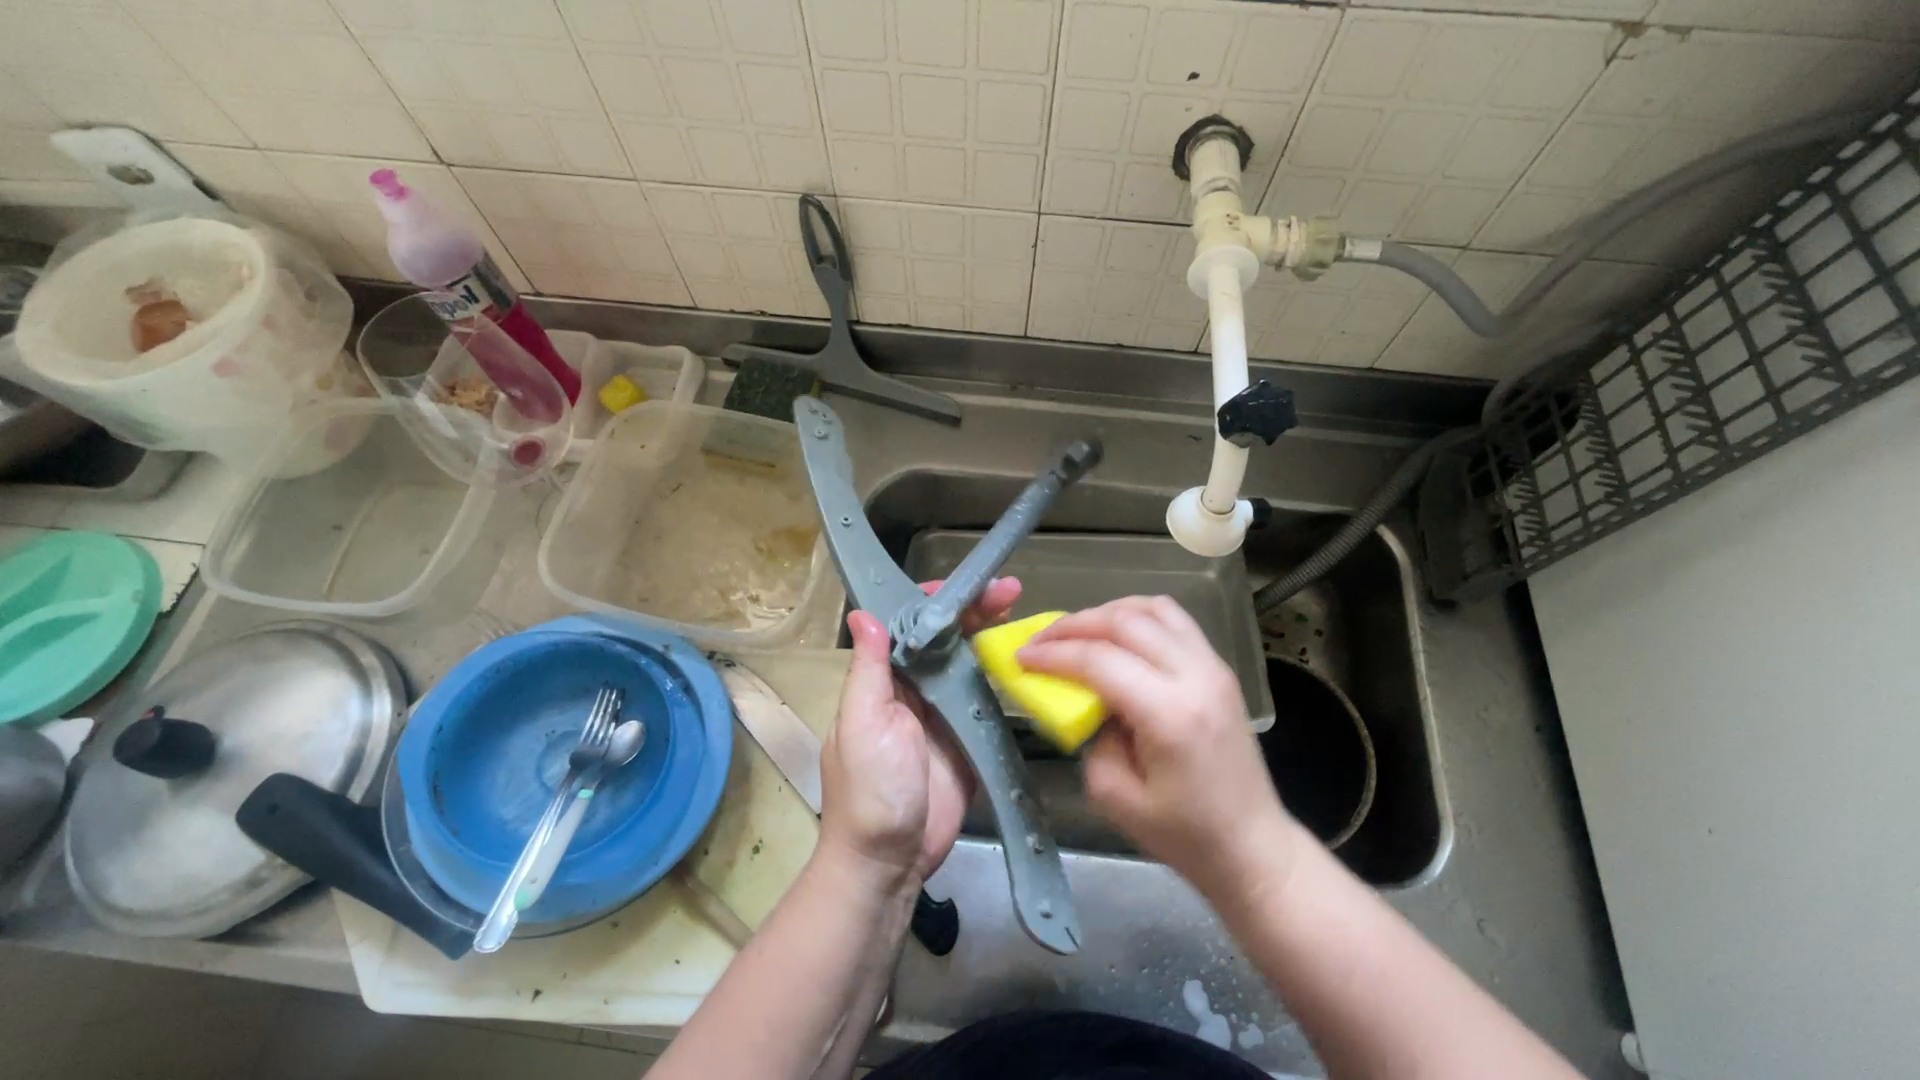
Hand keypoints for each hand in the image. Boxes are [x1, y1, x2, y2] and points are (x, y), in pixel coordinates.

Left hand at [817, 578, 1019, 891]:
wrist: (890, 860)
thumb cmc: (869, 791)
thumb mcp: (861, 725)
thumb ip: (869, 671)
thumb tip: (863, 613)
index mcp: (882, 681)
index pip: (908, 627)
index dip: (933, 602)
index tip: (961, 583)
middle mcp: (914, 690)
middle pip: (946, 640)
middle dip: (973, 611)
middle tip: (1009, 589)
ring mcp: (944, 714)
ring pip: (969, 664)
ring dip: (992, 635)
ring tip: (1022, 610)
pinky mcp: (970, 739)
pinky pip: (987, 700)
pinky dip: (1005, 676)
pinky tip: (1028, 658)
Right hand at [1018, 596, 1305, 900]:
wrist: (1250, 844)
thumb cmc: (1183, 833)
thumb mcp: (1114, 797)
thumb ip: (1091, 738)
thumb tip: (1084, 699)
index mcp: (1169, 714)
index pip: (1100, 660)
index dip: (1054, 653)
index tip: (1021, 656)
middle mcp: (1195, 677)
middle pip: (1125, 622)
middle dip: (1074, 624)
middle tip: (1040, 640)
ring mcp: (1213, 667)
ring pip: (1153, 609)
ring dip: (1107, 613)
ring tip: (1077, 633)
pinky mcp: (1219, 669)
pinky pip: (1175, 621)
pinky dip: (1138, 617)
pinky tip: (1115, 636)